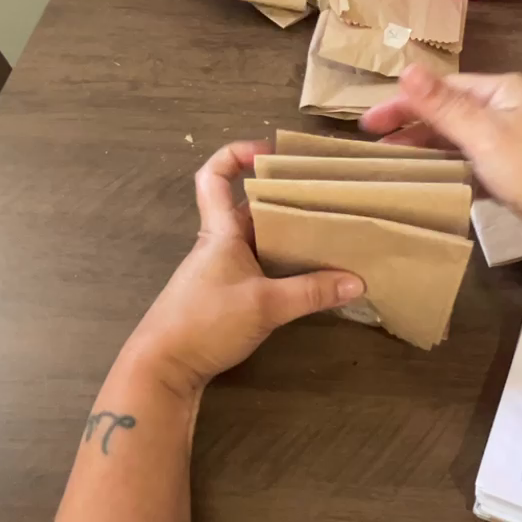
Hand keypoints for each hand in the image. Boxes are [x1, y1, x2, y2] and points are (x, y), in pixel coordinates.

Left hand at [122, 141, 363, 396]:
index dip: (237, 155)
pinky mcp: (227, 294)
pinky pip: (261, 265)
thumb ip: (312, 292)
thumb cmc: (204, 322)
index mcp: (220, 231)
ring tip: (327, 230)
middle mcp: (220, 243)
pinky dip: (284, 263)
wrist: (163, 368)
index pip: (215, 176)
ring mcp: (223, 270)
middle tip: (322, 194)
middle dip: (283, 196)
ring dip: (287, 232)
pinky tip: (311, 272)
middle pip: (249, 205)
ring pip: (258, 237)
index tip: (271, 154)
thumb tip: (358, 281)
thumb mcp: (265, 305)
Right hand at [360, 65, 521, 249]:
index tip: (366, 124)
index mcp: (500, 92)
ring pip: (462, 141)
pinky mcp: (520, 172)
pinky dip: (453, 170)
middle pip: (449, 113)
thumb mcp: (487, 136)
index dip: (402, 103)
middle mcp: (506, 110)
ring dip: (430, 150)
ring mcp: (515, 142)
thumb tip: (407, 67)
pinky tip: (433, 184)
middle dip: (412, 126)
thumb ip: (444, 107)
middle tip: (373, 146)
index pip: (440, 90)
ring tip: (395, 165)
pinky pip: (477, 164)